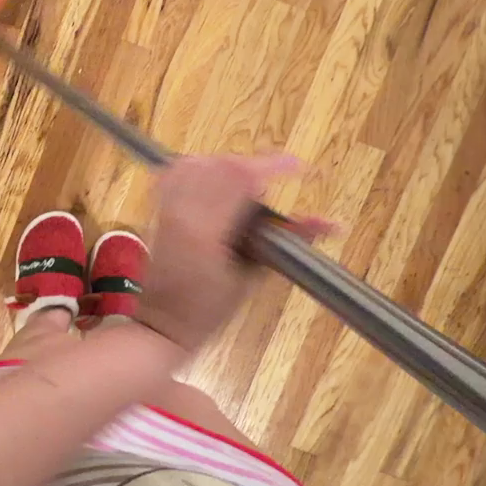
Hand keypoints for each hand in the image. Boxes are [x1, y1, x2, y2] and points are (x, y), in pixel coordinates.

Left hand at [132, 154, 331, 352]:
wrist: (161, 323)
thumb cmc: (209, 311)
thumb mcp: (252, 279)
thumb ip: (286, 243)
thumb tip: (329, 224)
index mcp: (206, 231)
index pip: (241, 176)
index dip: (274, 165)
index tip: (299, 168)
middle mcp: (182, 212)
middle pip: (220, 164)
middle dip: (252, 167)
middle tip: (270, 186)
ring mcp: (163, 209)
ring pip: (197, 162)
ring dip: (226, 166)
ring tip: (245, 186)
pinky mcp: (155, 211)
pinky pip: (174, 173)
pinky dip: (197, 169)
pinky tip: (212, 181)